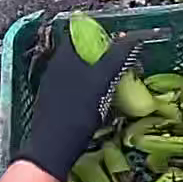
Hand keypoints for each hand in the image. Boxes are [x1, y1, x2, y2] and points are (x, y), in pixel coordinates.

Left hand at [15, 31, 139, 181]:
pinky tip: (96, 100)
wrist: (53, 147)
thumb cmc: (78, 111)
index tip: (119, 44)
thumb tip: (131, 37)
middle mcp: (55, 66)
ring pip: (76, 70)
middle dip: (100, 54)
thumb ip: (116, 57)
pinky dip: (86, 87)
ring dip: (94, 72)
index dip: (101, 35)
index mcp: (65, 56)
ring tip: (112, 82)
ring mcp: (51, 84)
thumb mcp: (102, 81)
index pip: (82, 34)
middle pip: (80, 52)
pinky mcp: (51, 101)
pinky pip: (72, 85)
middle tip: (120, 64)